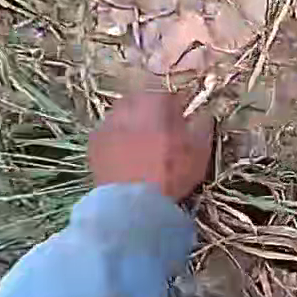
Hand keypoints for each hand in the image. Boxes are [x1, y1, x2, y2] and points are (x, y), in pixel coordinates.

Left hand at [88, 84, 213, 198]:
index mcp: (156, 103)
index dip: (179, 109)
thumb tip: (204, 114)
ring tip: (145, 147)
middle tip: (165, 133)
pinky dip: (119, 140)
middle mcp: (128, 106)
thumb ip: (203, 126)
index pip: (170, 94)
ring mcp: (107, 123)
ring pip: (125, 116)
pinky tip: (128, 158)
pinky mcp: (93, 143)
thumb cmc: (171, 173)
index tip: (185, 122)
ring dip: (135, 125)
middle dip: (154, 113)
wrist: (132, 202)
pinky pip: (111, 134)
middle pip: (144, 102)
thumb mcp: (200, 150)